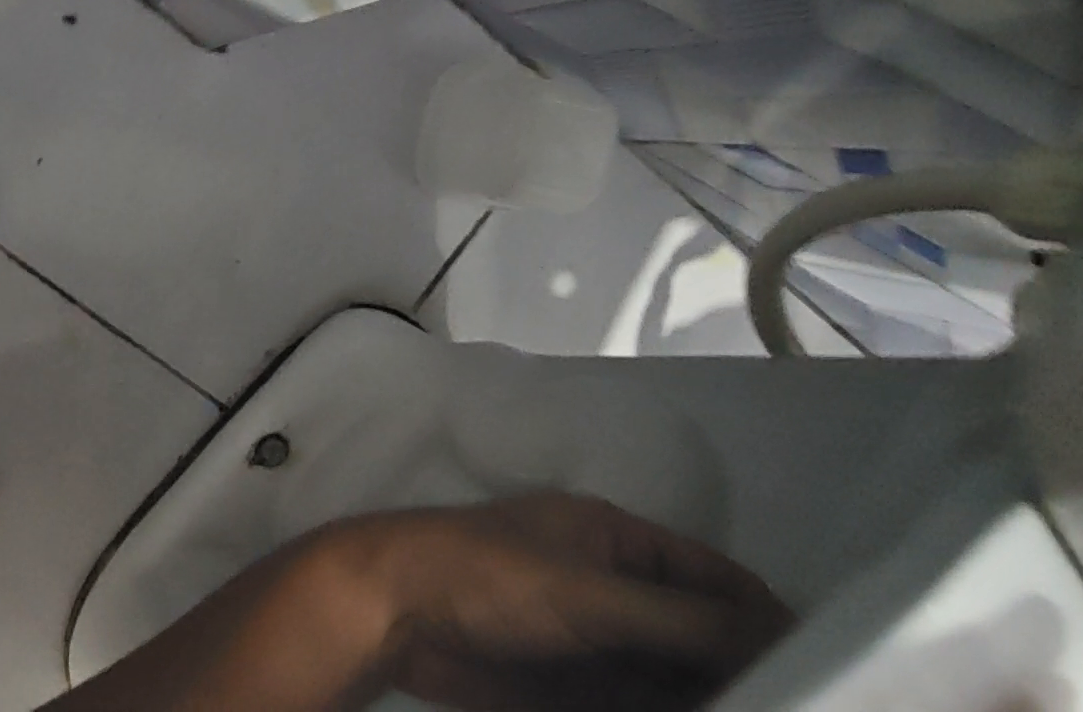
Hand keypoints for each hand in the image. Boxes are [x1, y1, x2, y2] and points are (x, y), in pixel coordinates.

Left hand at [324, 493, 793, 711]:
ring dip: (711, 700)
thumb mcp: (591, 593)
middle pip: (699, 632)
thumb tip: (786, 636)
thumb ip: (684, 620)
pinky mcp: (571, 686)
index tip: (840, 669)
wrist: (393, 611)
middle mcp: (610, 586)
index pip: (711, 574)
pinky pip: (637, 704)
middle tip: (816, 710)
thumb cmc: (490, 578)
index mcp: (611, 539)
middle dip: (748, 672)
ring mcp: (592, 639)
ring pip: (673, 677)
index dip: (768, 616)